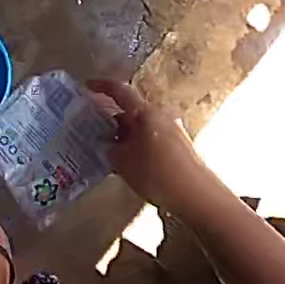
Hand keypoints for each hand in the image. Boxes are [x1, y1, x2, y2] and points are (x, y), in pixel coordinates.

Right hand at [86, 79, 212, 207]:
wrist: (198, 197)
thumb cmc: (156, 173)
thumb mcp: (122, 161)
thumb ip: (110, 148)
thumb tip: (107, 144)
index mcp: (145, 113)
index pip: (120, 91)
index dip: (101, 86)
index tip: (86, 86)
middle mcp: (160, 117)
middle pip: (130, 109)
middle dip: (110, 115)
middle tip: (90, 123)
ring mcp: (171, 132)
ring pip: (140, 125)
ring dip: (122, 132)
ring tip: (104, 145)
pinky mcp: (177, 148)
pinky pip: (149, 138)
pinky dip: (134, 143)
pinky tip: (125, 159)